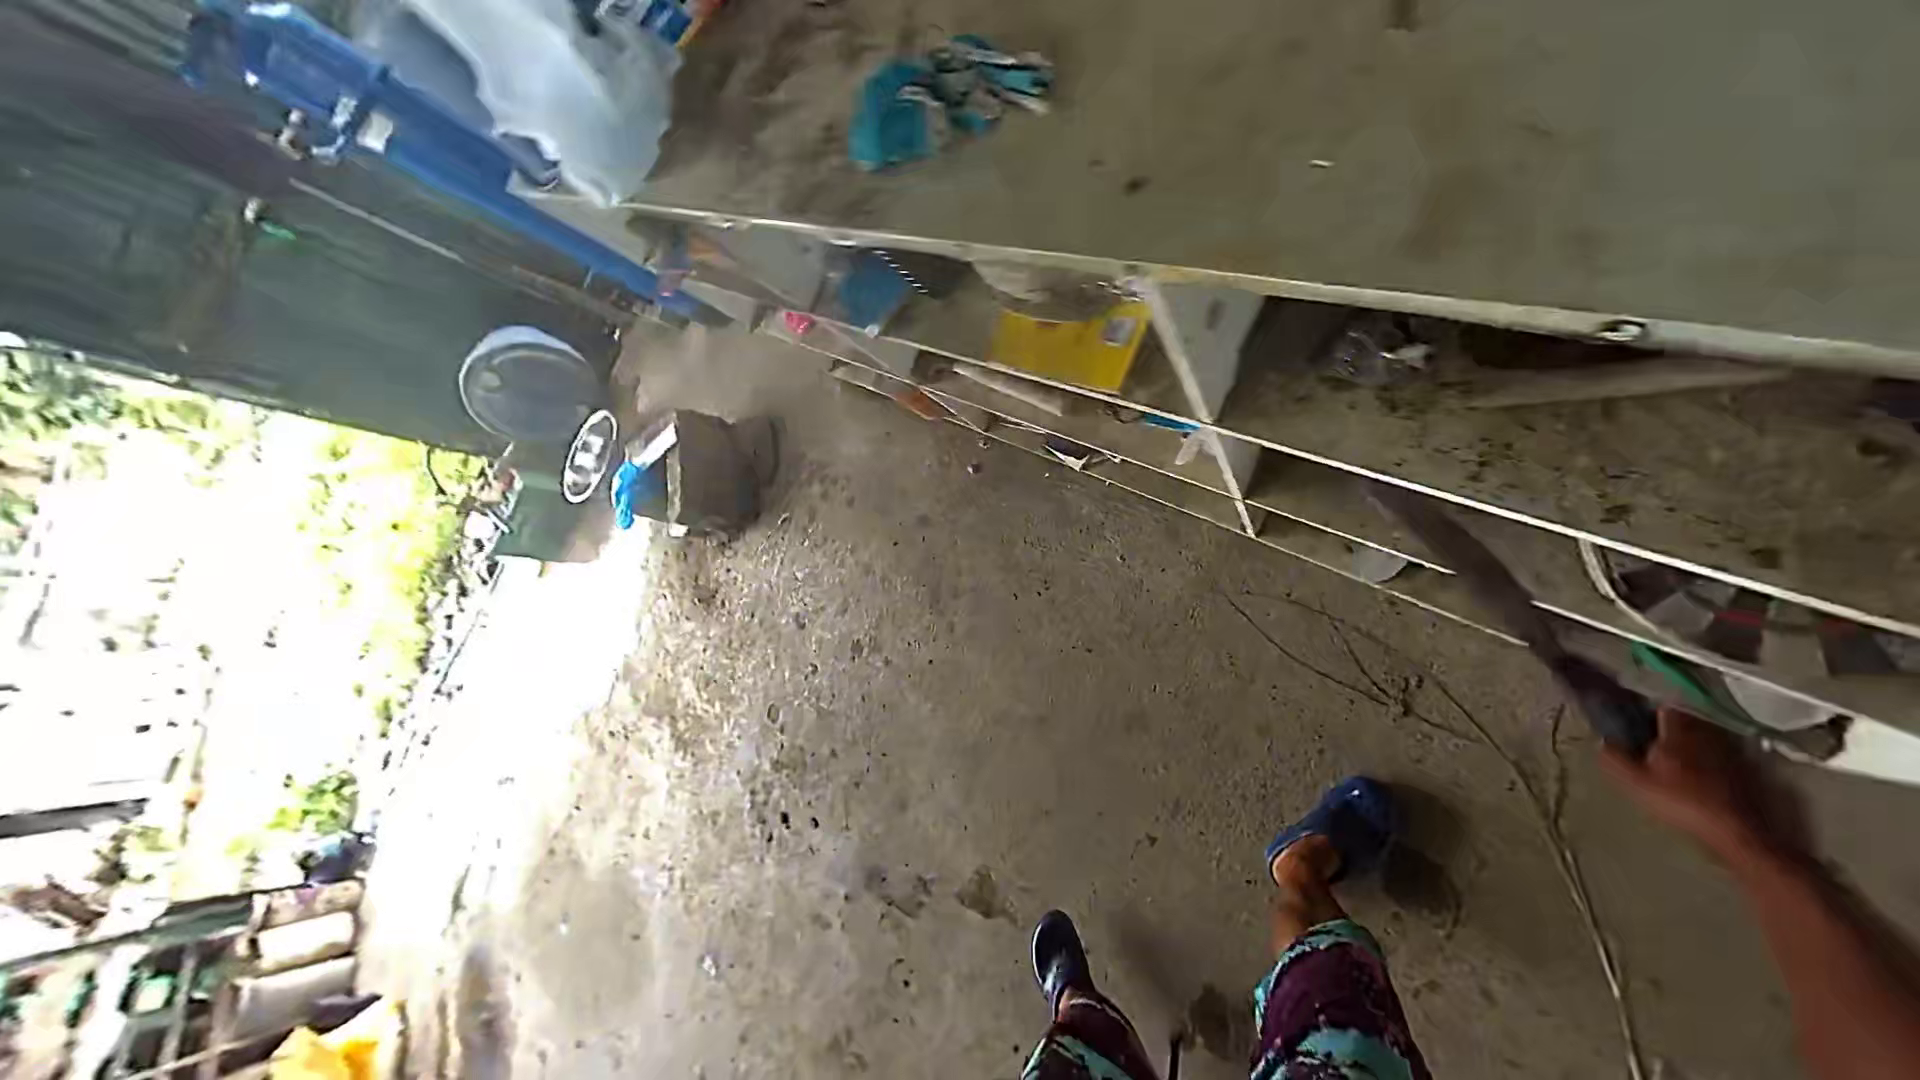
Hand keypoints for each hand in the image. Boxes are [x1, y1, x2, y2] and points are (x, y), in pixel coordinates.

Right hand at [1600, 707, 1782, 860]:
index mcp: (1679, 733)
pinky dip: (1708, 760)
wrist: (1740, 836)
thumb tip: (1605, 741)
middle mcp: (1709, 737)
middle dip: (1669, 726)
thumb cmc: (1681, 803)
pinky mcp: (1749, 774)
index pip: (1665, 706)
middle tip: (1650, 741)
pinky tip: (1698, 778)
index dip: (1649, 710)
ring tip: (1673, 760)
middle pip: (1688, 720)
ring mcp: (1733, 755)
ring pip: (1706, 738)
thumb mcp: (1633, 781)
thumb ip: (1613, 756)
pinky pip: (1721, 756)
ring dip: (1690, 742)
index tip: (1635, 719)